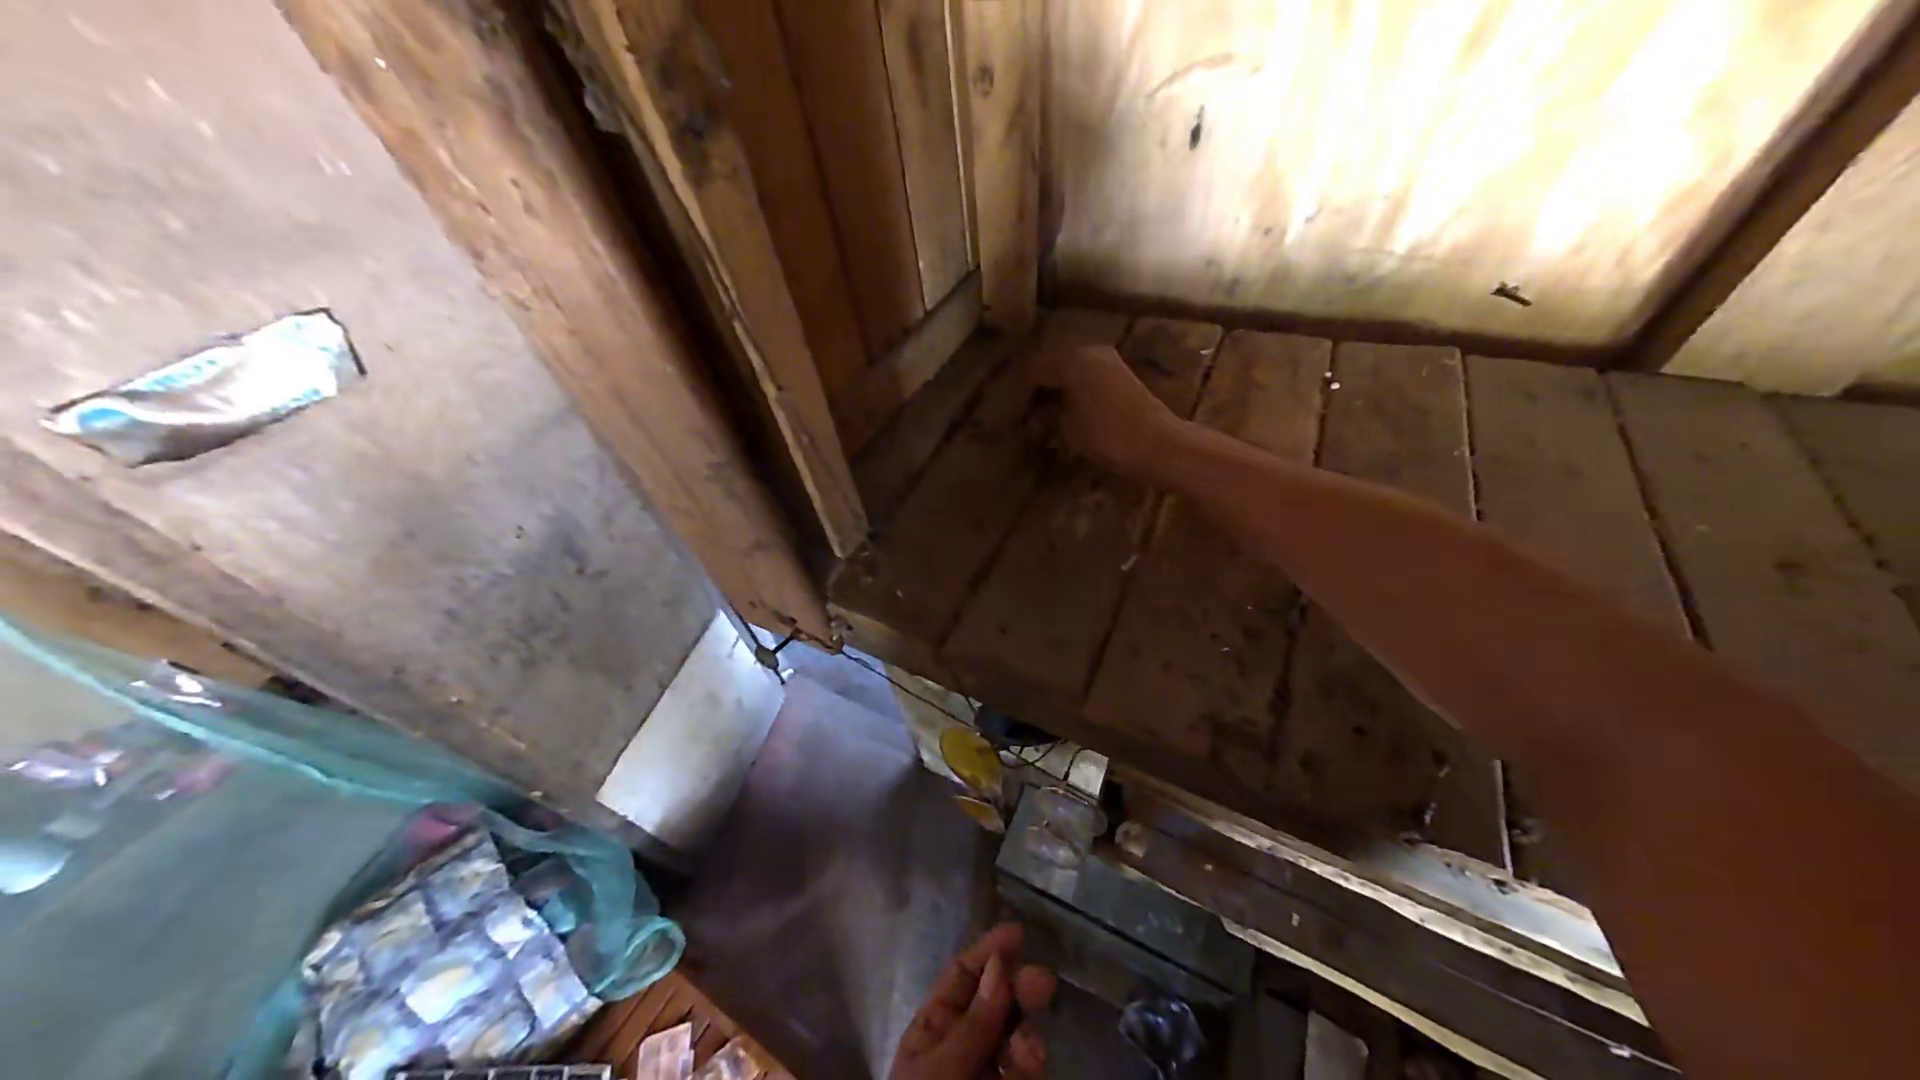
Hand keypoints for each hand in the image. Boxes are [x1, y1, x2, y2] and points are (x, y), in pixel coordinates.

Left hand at [888, 923, 1056, 1079]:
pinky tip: (1033, 1068)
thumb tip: (1000, 966)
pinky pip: (1024, 1076)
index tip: (1018, 932)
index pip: (962, 979)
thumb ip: (974, 1024)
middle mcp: (961, 1048)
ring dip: (1027, 1039)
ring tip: (1030, 1056)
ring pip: (1015, 1042)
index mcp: (933, 1031)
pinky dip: (1032, 1069)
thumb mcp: (939, 1072)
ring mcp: (986, 1077)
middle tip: (1043, 983)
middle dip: (1018, 990)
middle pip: (995, 1005)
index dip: (987, 953)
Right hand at [1027, 344, 1176, 477]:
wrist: (1159, 444)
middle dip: (1037, 395)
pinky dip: (1073, 396)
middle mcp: (1088, 351)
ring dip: (1055, 396)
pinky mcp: (1119, 375)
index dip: (1018, 395)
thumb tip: (1035, 417)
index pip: (1032, 371)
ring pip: (1069, 374)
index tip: (1013, 418)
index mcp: (1071, 360)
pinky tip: (1067, 418)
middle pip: (1051, 368)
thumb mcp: (1067, 429)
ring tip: (1046, 424)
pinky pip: (1086, 380)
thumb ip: (1046, 417)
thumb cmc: (1108, 436)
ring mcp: (1107, 361)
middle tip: (1028, 422)